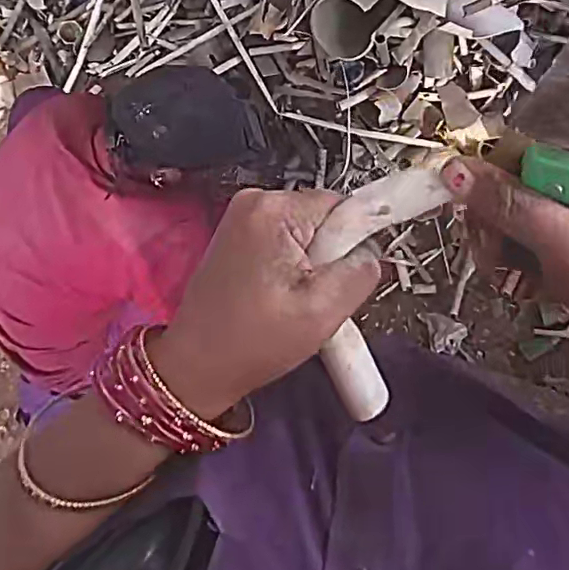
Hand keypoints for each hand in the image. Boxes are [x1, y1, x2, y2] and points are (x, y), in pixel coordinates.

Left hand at [148, 188, 381, 418]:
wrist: (194, 369)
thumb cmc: (251, 343)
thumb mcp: (321, 313)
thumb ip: (359, 272)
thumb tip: (374, 251)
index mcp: (273, 210)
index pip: (342, 206)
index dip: (352, 242)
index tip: (344, 273)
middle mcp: (255, 200)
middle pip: (324, 216)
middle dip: (330, 253)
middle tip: (314, 295)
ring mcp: (243, 215)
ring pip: (308, 228)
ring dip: (312, 260)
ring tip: (294, 298)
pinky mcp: (239, 232)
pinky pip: (287, 236)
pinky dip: (293, 262)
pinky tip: (279, 292)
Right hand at [443, 136, 568, 386]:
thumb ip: (513, 206)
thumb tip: (459, 173)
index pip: (536, 132)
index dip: (499, 160)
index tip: (472, 189)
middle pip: (513, 162)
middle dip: (496, 209)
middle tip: (498, 245)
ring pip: (504, 191)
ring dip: (497, 233)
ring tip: (514, 267)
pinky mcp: (555, 215)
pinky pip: (509, 215)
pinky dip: (505, 245)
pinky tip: (520, 269)